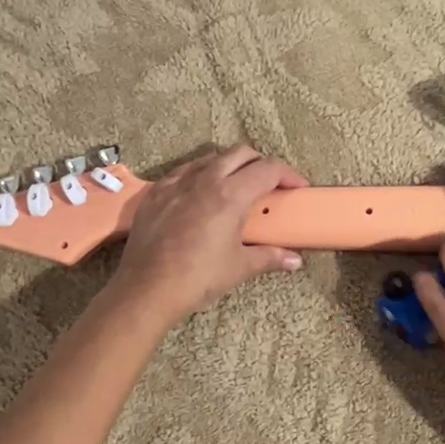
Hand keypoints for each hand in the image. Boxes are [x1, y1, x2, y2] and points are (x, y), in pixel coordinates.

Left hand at [111, 146, 306, 319]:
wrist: (147, 289)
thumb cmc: (198, 278)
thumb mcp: (239, 267)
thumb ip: (270, 256)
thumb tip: (294, 260)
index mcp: (230, 195)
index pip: (268, 169)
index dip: (288, 174)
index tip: (297, 187)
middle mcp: (204, 180)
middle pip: (241, 154)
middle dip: (261, 163)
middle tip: (271, 184)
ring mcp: (176, 183)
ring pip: (211, 158)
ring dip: (231, 165)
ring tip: (238, 186)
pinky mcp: (156, 193)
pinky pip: (184, 171)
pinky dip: (201, 174)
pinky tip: (202, 194)